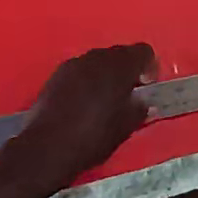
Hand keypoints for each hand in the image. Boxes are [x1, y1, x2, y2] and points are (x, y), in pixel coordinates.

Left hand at [2, 44, 155, 193]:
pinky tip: (84, 103)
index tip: (147, 87)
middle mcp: (96, 57)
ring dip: (106, 75)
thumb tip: (146, 103)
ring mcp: (73, 64)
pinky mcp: (56, 74)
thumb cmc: (94, 137)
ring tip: (105, 100)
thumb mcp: (125, 127)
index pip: (143, 51)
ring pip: (98, 61)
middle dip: (127, 70)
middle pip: (119, 54)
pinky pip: (80, 70)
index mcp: (118, 66)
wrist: (47, 147)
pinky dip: (87, 80)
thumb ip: (139, 110)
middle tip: (129, 95)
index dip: (149, 67)